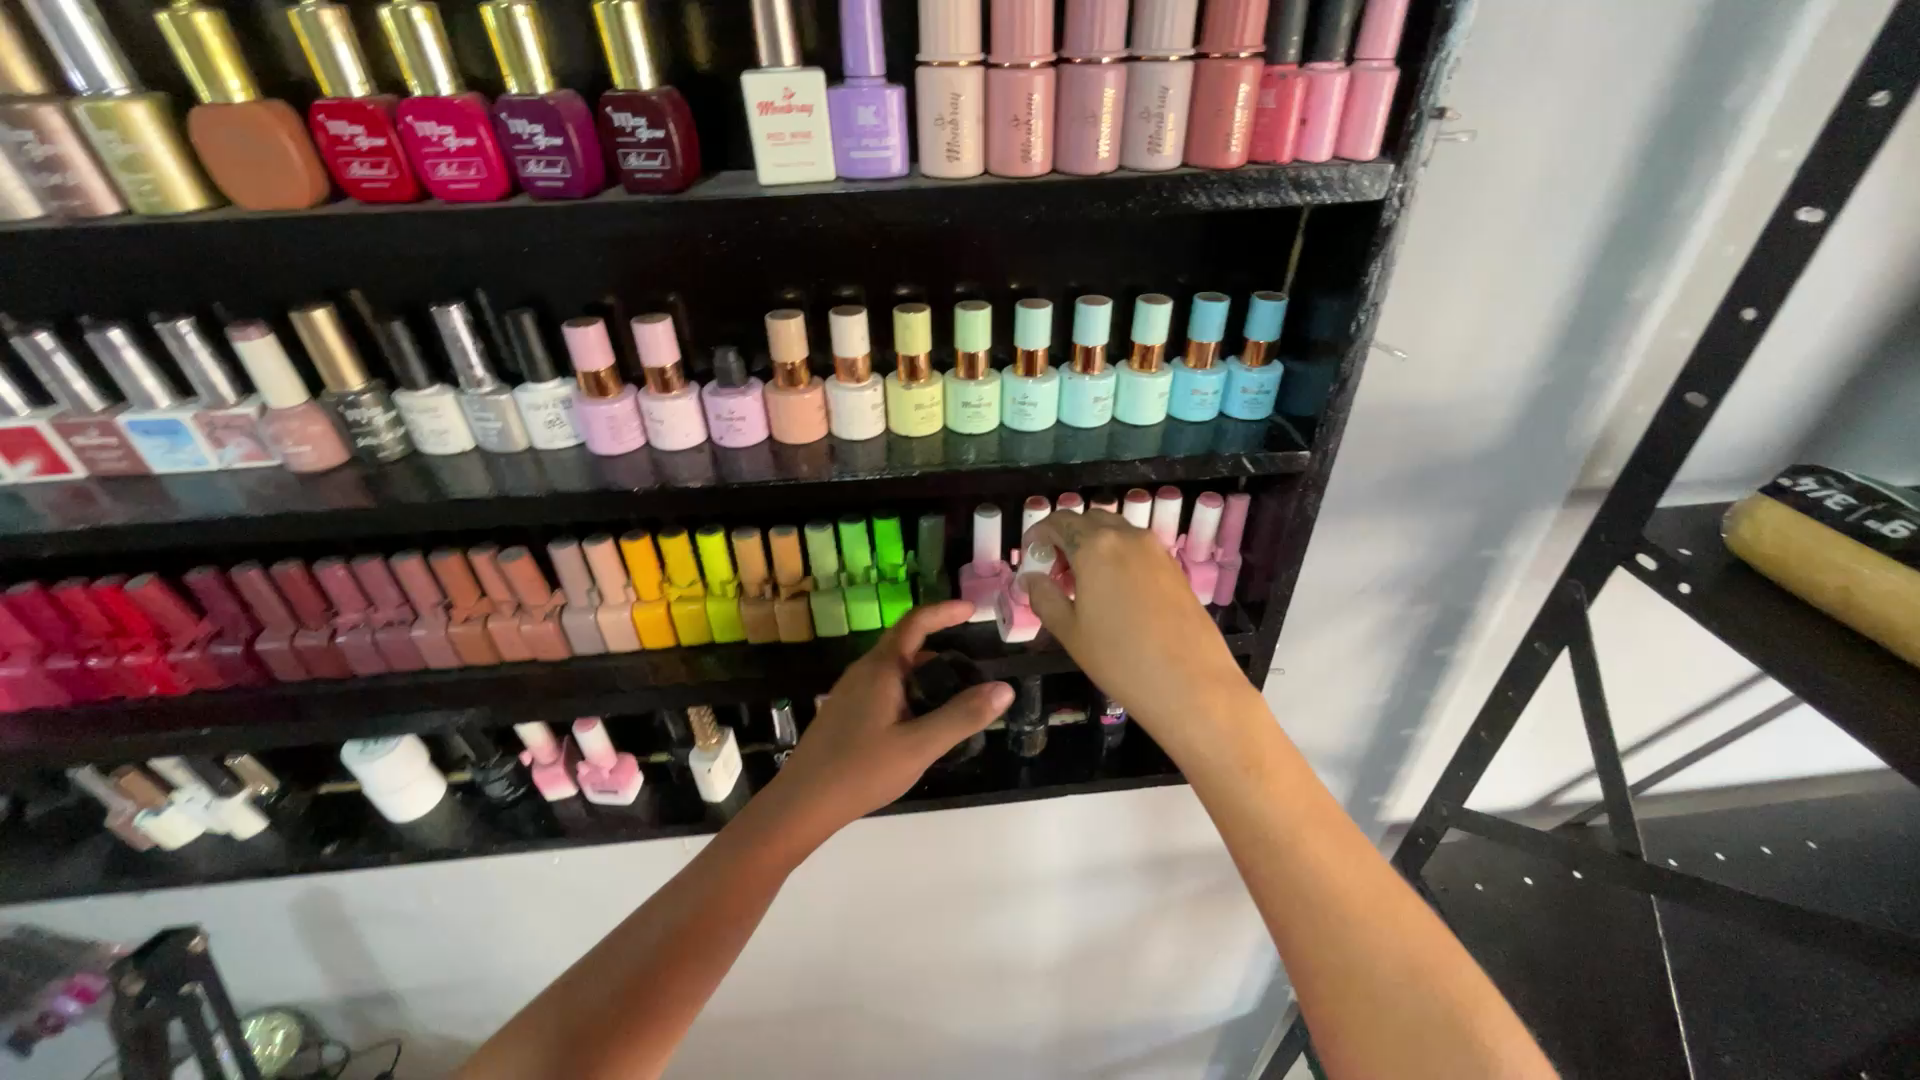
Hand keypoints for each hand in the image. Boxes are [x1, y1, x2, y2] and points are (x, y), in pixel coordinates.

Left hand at [770, 600, 1013, 834]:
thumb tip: (1004, 689)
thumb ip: (962, 716)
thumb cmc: (861, 770)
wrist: (802, 803)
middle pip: (907, 647)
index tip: (972, 610)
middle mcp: (863, 672)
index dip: (944, 612)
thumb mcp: (920, 746)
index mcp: (881, 669)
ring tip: (954, 704)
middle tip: (973, 675)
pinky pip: (885, 690)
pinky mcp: (845, 713)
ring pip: (896, 672)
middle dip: (942, 652)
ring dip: (926, 677)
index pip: (916, 623)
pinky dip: (910, 694)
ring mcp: (851, 693)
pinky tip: (920, 726)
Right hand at [1023, 509, 1256, 747]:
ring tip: (1084, 584)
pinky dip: (1118, 556)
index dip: (1038, 535)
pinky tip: (1114, 593)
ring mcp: (1155, 549)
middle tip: (1055, 573)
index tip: (1031, 558)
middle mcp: (1127, 536)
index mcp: (1095, 546)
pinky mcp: (1174, 566)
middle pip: (1088, 520)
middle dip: (1066, 538)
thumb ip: (1044, 597)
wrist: (1190, 682)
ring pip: (1115, 532)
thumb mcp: (1069, 631)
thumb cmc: (1119, 658)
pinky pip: (1136, 548)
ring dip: (1093, 546)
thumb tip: (1031, 578)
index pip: (1058, 521)